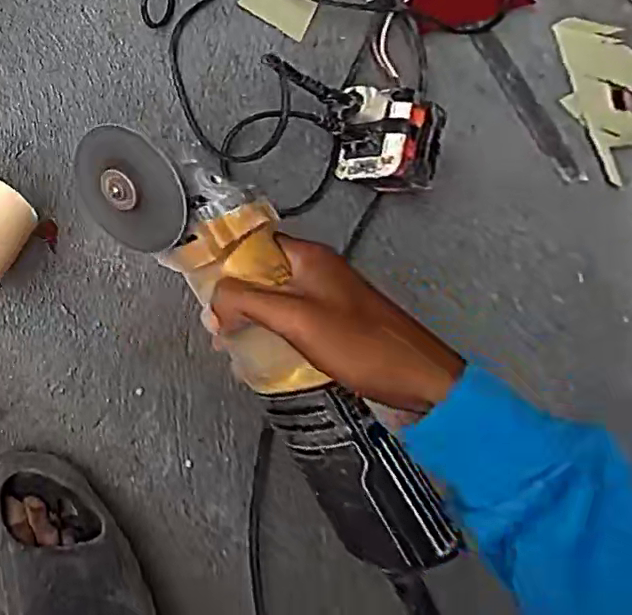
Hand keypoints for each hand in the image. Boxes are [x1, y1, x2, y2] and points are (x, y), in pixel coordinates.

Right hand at [204, 235, 463, 413]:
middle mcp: (317, 270)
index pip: (250, 244)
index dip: (223, 261)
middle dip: (232, 294)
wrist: (427, 387)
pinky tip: (262, 348)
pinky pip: (288, 317)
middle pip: (257, 271)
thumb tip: (213, 304)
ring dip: (249, 314)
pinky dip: (270, 328)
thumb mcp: (293, 318)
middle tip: (217, 317)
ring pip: (271, 296)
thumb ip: (244, 301)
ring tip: (232, 335)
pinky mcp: (333, 322)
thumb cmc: (369, 346)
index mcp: (308, 256)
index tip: (204, 282)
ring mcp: (326, 296)